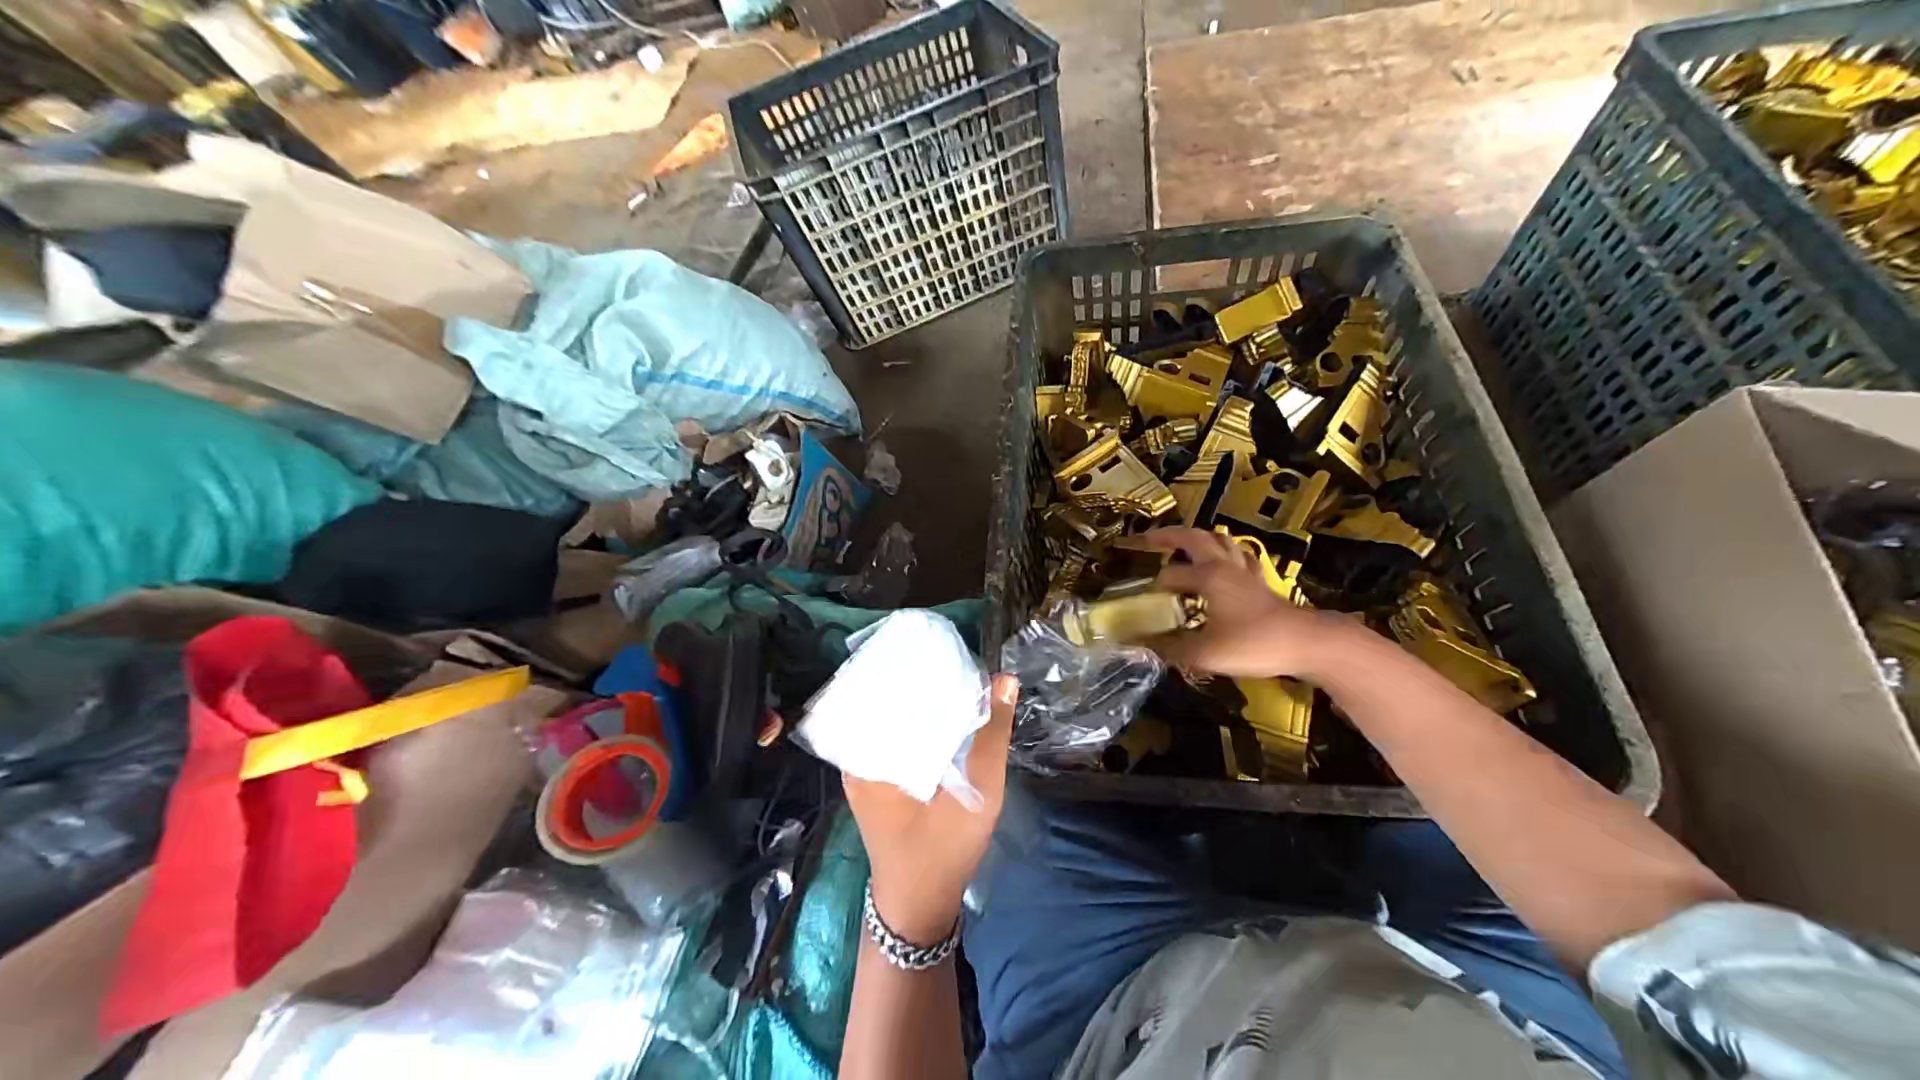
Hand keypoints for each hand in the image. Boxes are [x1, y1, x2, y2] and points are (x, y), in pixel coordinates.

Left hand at [843, 674, 1017, 944]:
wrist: (919, 905)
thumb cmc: (942, 850)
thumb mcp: (977, 792)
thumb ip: (991, 735)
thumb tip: (1003, 679)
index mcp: (868, 755)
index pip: (877, 690)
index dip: (905, 665)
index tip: (934, 645)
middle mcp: (855, 756)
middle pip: (881, 701)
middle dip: (913, 678)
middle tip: (948, 655)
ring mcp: (862, 769)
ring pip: (887, 718)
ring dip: (914, 700)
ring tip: (946, 675)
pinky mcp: (875, 779)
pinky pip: (889, 736)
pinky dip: (912, 721)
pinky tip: (938, 711)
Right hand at [1143, 527, 1360, 679]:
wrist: (1308, 644)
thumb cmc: (1254, 644)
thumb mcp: (1205, 653)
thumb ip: (1171, 648)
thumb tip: (1143, 645)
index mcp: (1208, 577)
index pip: (1170, 576)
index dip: (1153, 589)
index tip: (1141, 604)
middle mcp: (1225, 566)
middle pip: (1194, 538)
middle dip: (1168, 536)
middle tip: (1148, 539)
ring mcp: (1246, 571)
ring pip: (1221, 541)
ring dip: (1200, 539)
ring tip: (1185, 546)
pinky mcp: (1262, 581)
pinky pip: (1242, 556)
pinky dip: (1228, 554)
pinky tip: (1226, 561)